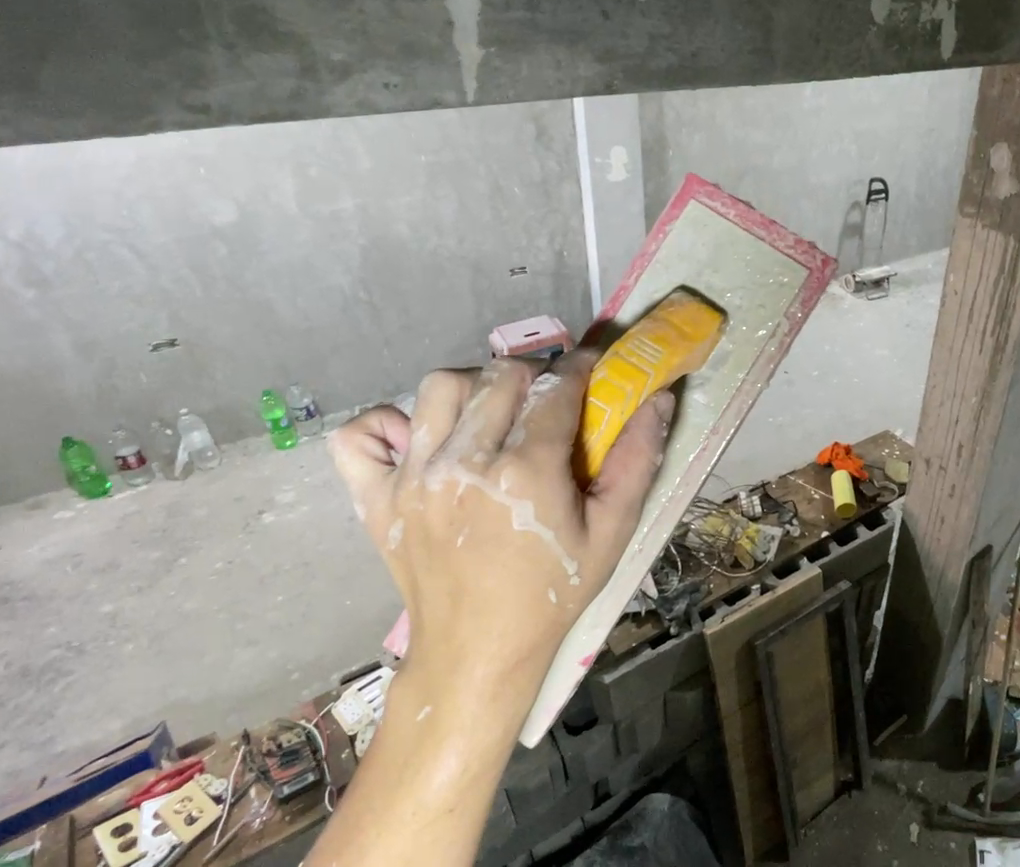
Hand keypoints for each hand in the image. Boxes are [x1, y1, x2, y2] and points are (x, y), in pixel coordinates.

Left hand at [329, 350, 672, 707]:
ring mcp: (411, 478)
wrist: (477, 651)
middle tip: (551, 397)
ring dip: (475, 386)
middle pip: (499, 376)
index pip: (556, 387)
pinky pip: (361, 434)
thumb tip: (658, 398)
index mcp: (525, 471)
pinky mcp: (375, 498)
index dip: (581, 368)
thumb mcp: (613, 532)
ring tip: (495, 413)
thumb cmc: (553, 593)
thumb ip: (638, 460)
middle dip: (534, 373)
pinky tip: (423, 438)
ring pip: (439, 387)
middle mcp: (463, 462)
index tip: (594, 369)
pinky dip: (388, 423)